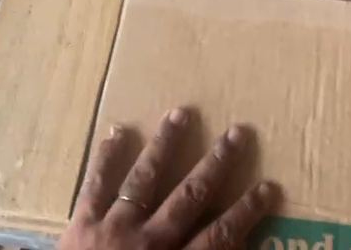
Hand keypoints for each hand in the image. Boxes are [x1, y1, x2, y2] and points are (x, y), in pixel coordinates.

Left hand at [63, 108, 279, 249]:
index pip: (218, 238)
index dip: (246, 212)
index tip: (269, 187)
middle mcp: (148, 243)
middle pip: (189, 197)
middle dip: (216, 163)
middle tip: (238, 131)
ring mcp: (113, 230)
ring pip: (145, 178)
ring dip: (164, 145)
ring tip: (180, 113)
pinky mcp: (80, 226)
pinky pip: (95, 187)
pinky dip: (106, 158)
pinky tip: (118, 131)